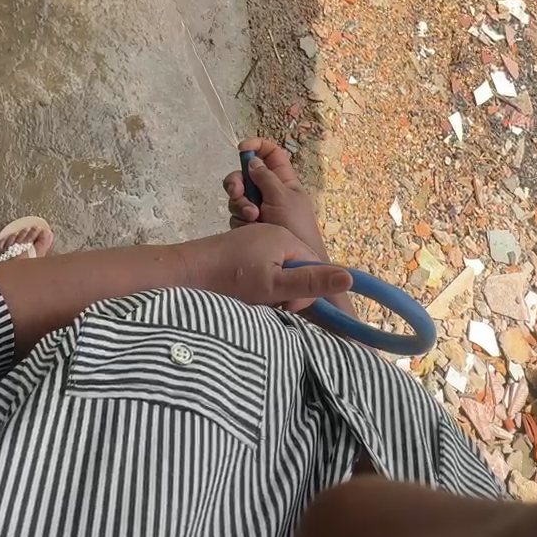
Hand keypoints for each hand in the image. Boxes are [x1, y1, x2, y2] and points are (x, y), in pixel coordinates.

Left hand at [179, 224, 351, 311]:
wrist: (185, 273)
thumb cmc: (230, 279)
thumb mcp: (274, 285)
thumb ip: (310, 282)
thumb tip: (350, 278)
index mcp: (285, 237)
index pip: (313, 267)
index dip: (304, 290)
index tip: (284, 305)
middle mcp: (272, 232)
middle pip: (296, 268)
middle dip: (286, 290)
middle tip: (266, 303)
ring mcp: (254, 239)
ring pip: (277, 271)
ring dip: (270, 290)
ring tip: (251, 298)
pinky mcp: (240, 249)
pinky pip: (260, 268)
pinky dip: (255, 283)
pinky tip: (241, 292)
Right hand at [223, 139, 326, 260]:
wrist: (295, 264)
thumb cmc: (296, 227)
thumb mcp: (283, 198)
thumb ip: (266, 178)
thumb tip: (253, 160)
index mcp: (284, 180)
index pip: (271, 154)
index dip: (257, 147)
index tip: (242, 149)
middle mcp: (269, 192)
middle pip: (246, 175)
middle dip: (238, 182)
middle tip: (238, 192)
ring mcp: (259, 208)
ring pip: (238, 196)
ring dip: (241, 204)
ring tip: (252, 217)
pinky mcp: (250, 225)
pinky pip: (236, 215)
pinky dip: (240, 219)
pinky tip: (249, 228)